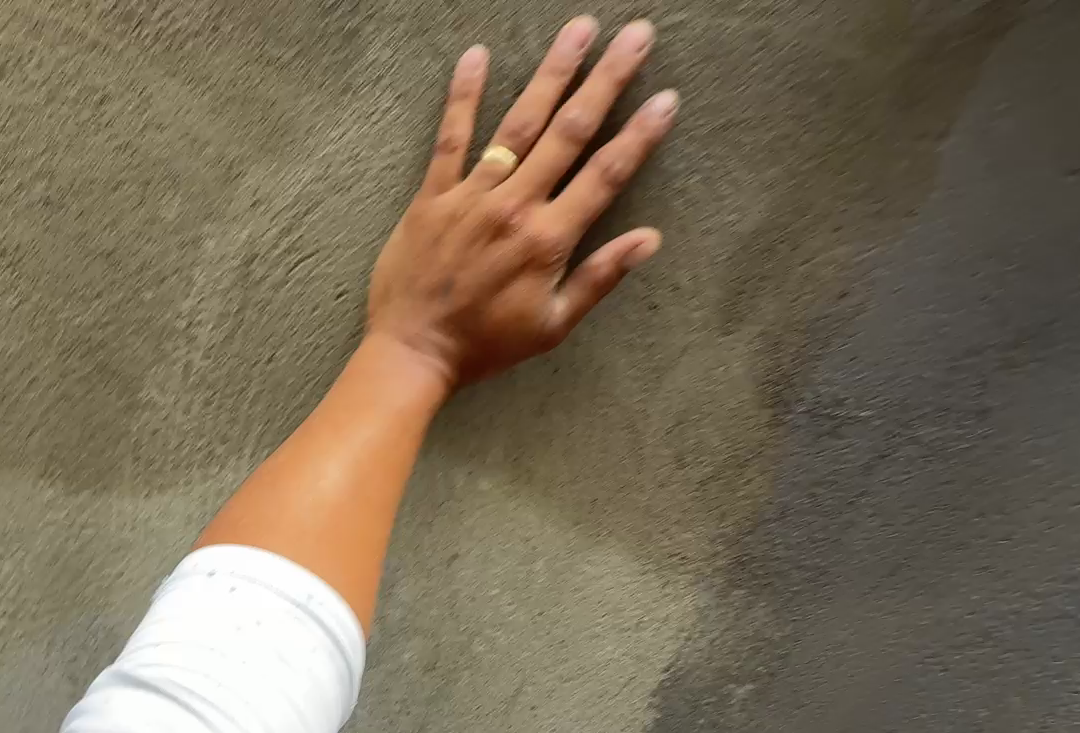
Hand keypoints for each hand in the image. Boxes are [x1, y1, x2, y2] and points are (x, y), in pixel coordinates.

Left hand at [366, 17, 677, 388]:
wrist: (413, 353)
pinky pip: (449, 141)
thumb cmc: (484, 346)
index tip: (666, 98)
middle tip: (635, 35)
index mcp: (547, 240)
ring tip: (578, 31)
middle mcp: (513, 208)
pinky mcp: (431, 199)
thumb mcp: (550, 326)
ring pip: (517, 126)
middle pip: (568, 133)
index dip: (638, 136)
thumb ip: (598, 279)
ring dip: (550, 76)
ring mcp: (470, 198)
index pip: (604, 175)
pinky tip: (476, 57)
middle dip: (605, 81)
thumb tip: (649, 240)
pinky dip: (462, 98)